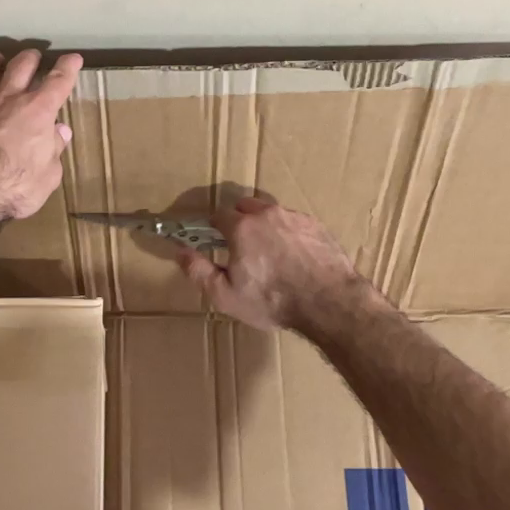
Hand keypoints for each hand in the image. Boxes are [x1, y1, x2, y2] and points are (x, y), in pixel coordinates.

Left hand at [0, 49, 82, 223]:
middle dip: (30, 58)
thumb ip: (54, 150)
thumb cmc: (14, 188)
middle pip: (21, 67)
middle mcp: (9, 99)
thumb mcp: (48, 175)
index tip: (73, 59)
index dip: (68, 68)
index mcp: (38, 112)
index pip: (58, 82)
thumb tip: (60, 132)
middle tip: (34, 56)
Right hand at [174, 196, 365, 330]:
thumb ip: (198, 270)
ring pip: (271, 213)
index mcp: (241, 228)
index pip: (218, 214)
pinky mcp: (316, 226)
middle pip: (245, 206)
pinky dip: (288, 234)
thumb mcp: (225, 295)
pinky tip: (292, 256)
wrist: (328, 302)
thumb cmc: (273, 301)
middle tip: (239, 245)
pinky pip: (294, 223)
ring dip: (264, 226)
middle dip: (238, 220)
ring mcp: (295, 218)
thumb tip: (180, 251)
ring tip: (268, 252)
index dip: (213, 227)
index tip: (213, 240)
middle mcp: (267, 214)